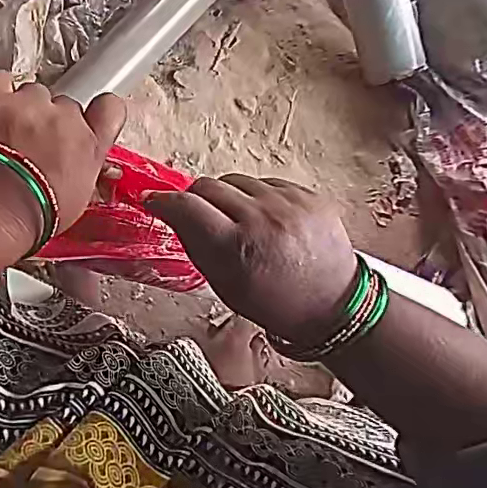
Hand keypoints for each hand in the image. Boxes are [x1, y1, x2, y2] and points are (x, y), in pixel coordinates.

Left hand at [0, 70, 125, 263]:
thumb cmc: (28, 218)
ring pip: (29, 92)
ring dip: (17, 108)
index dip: (95, 112)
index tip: (82, 121)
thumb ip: (81, 172)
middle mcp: (64, 118)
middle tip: (26, 145)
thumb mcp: (73, 202)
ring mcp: (28, 104)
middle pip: (61, 104)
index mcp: (89, 146)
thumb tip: (74, 165)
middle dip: (46, 120)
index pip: (109, 109)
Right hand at [145, 175, 358, 345]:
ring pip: (235, 180)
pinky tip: (264, 219)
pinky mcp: (308, 196)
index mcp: (236, 246)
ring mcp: (289, 205)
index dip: (163, 200)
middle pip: (207, 185)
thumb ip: (193, 243)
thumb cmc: (274, 301)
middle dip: (195, 198)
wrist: (332, 307)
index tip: (154, 199)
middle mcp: (262, 219)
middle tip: (200, 215)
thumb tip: (171, 211)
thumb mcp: (222, 282)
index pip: (185, 205)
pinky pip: (265, 183)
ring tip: (239, 221)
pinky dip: (257, 197)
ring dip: (228, 197)